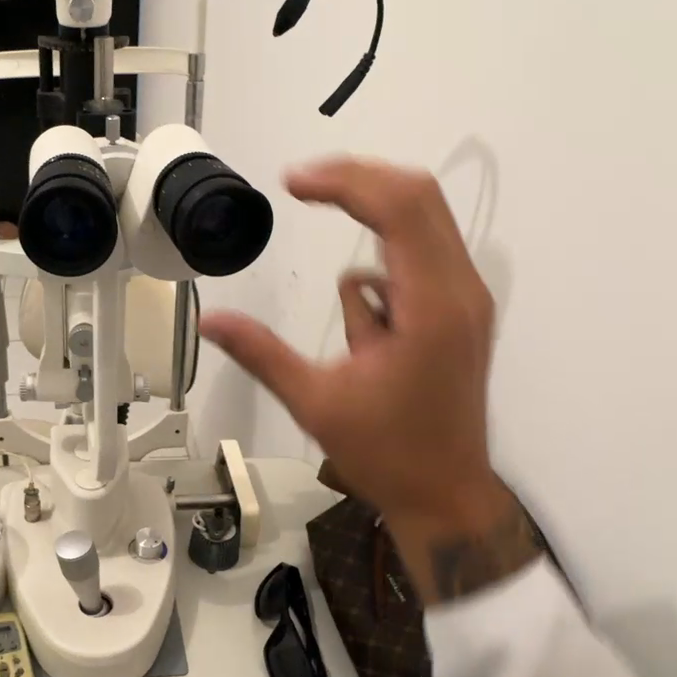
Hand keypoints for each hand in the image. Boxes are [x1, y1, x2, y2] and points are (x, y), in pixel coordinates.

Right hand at [200, 157, 536, 602]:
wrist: (445, 495)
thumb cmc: (386, 454)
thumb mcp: (313, 402)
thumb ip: (261, 353)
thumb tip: (209, 320)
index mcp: (432, 307)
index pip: (398, 208)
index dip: (344, 181)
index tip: (292, 182)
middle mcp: (460, 291)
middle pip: (418, 197)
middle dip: (358, 181)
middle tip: (303, 182)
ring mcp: (467, 301)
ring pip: (424, 222)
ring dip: (372, 222)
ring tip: (325, 235)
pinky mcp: (461, 313)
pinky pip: (422, 258)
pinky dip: (385, 262)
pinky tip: (363, 321)